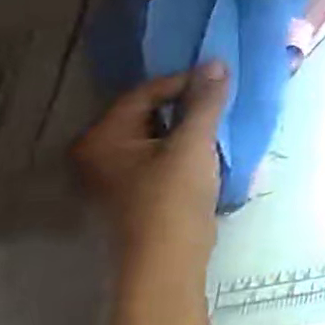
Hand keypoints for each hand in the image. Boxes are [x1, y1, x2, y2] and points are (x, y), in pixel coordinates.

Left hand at [71, 62, 230, 273]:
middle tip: (226, 97)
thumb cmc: (171, 198)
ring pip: (157, 134)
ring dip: (190, 124)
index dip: (184, 81)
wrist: (166, 260)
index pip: (143, 94)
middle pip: (148, 113)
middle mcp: (97, 153)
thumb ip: (205, 102)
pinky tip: (212, 148)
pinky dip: (187, 145)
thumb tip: (216, 63)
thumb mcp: (193, 144)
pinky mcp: (136, 191)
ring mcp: (115, 175)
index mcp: (100, 138)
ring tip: (224, 119)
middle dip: (189, 103)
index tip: (223, 78)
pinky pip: (162, 154)